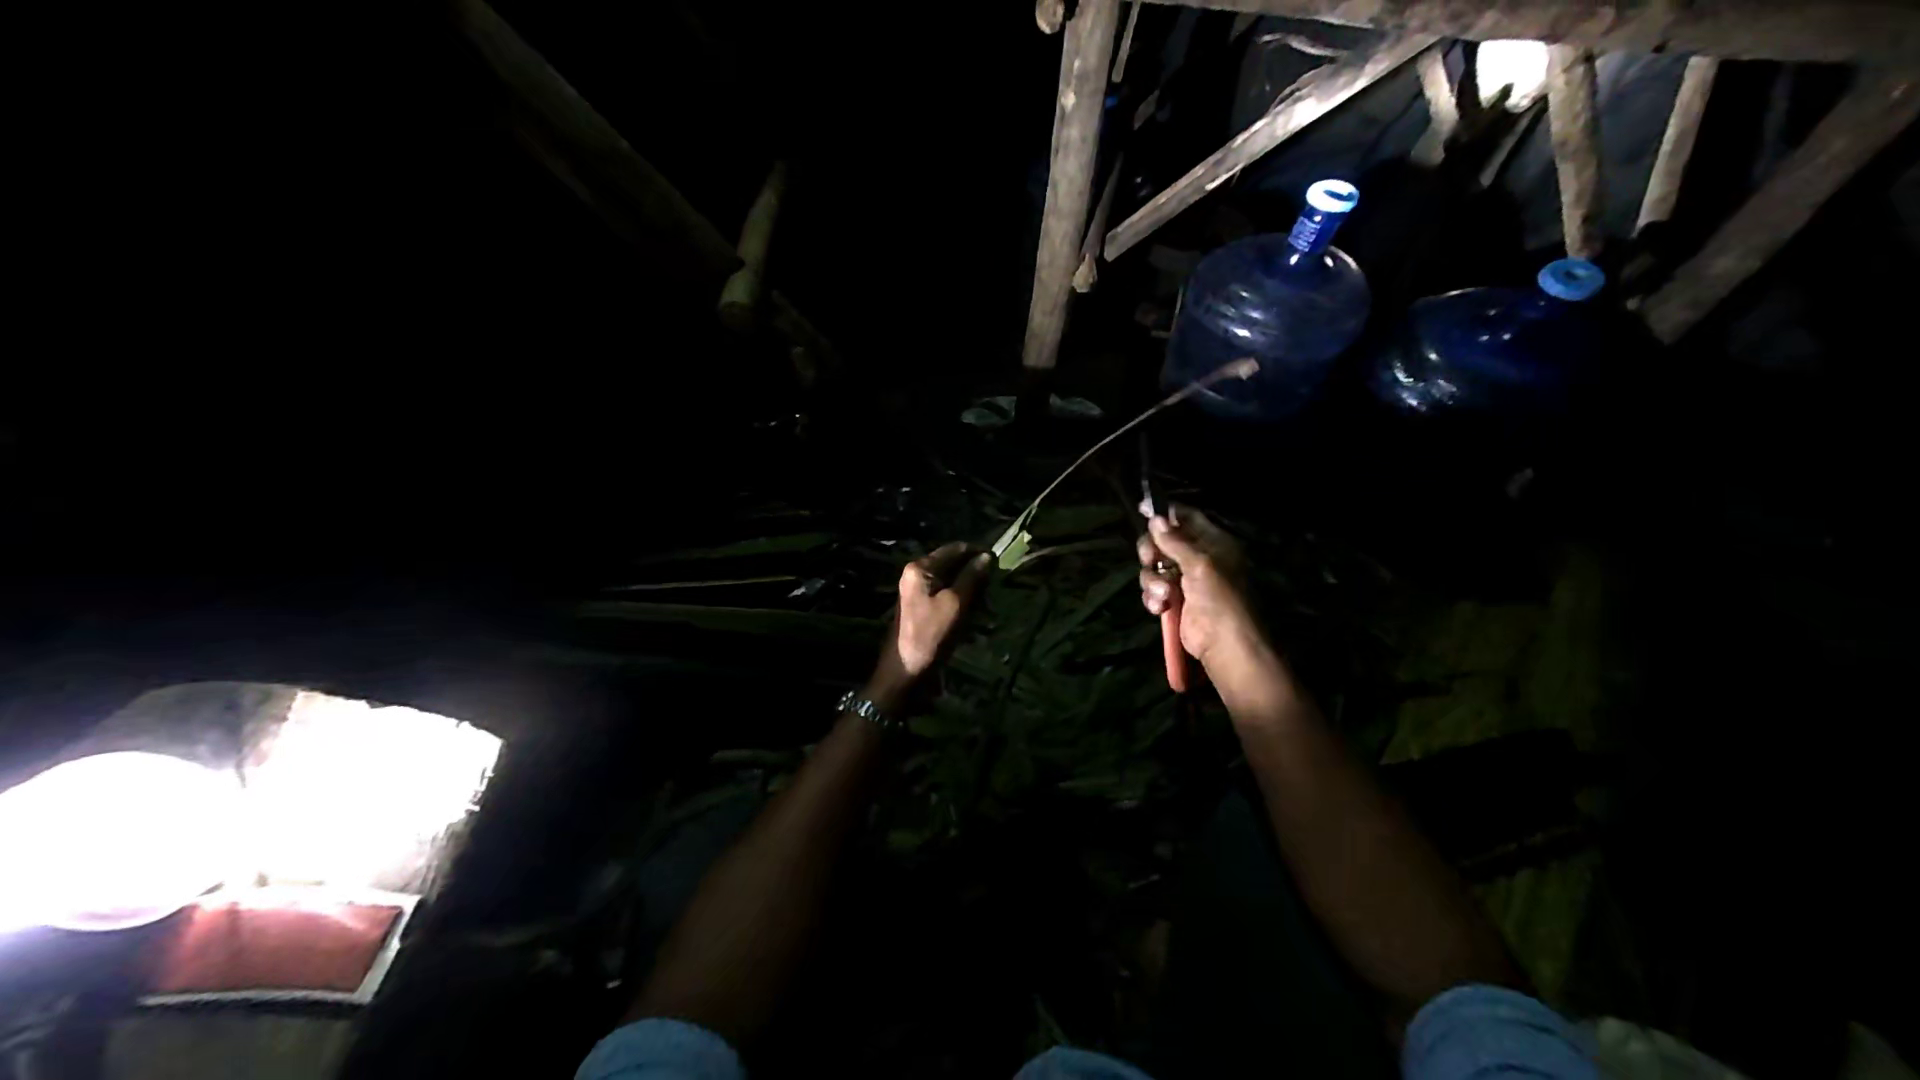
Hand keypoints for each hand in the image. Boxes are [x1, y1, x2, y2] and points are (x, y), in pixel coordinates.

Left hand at [871, 542, 990, 703]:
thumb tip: (986, 557)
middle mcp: (916, 573)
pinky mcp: (921, 606)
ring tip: (989, 598)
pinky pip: (945, 594)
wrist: (905, 671)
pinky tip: (976, 609)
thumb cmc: (930, 635)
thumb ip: (971, 577)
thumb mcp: (955, 604)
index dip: (977, 552)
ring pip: (950, 579)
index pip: (954, 549)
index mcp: (920, 567)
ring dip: (970, 586)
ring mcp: (917, 590)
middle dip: (974, 571)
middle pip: (952, 563)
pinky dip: (961, 598)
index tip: (999, 561)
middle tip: (996, 582)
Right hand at [1137, 506, 1266, 675]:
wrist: (1224, 643)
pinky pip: (1153, 589)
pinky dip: (1152, 597)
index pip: (1187, 517)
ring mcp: (1185, 580)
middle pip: (1163, 541)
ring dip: (1152, 580)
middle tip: (1151, 559)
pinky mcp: (1174, 600)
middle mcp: (1198, 558)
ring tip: (1163, 595)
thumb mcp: (1200, 563)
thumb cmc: (1220, 598)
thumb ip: (1175, 540)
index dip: (1166, 513)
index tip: (1143, 510)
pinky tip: (1159, 608)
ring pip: (1154, 567)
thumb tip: (1155, 517)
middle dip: (1152, 551)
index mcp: (1213, 543)